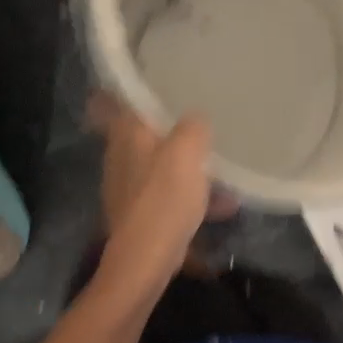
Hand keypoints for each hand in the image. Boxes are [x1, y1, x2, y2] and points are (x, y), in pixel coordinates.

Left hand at [88, 94, 220, 297]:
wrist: (145, 261)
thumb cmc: (164, 200)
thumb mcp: (187, 153)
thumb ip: (194, 127)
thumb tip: (196, 119)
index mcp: (127, 135)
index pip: (117, 99)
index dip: (133, 88)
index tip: (159, 80)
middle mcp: (121, 156)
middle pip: (146, 133)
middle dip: (173, 131)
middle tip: (203, 123)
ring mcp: (129, 188)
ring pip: (161, 166)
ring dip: (190, 167)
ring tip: (225, 171)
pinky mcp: (141, 215)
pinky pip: (170, 196)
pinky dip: (192, 197)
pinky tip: (224, 205)